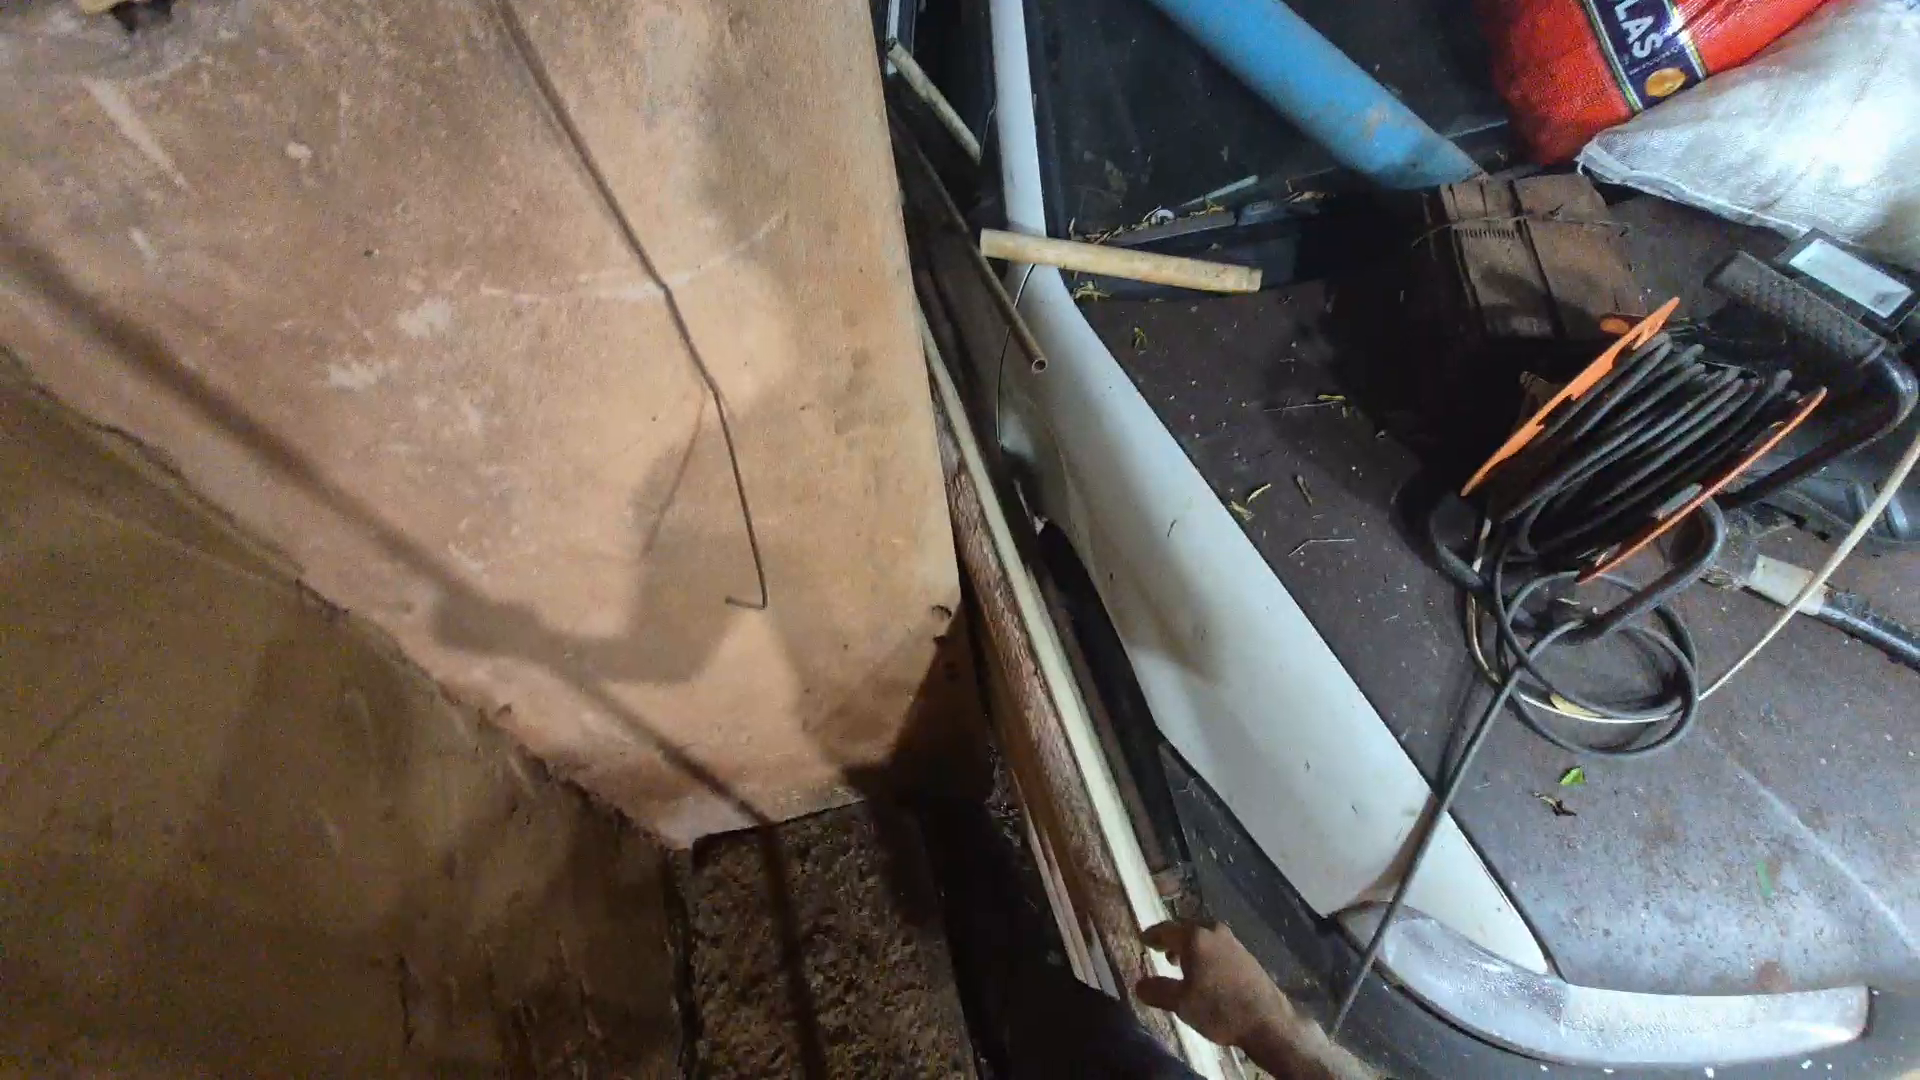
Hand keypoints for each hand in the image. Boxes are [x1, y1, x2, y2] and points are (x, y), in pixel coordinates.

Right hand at [1134, 919, 1292, 1049]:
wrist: (1268, 1022)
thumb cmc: (1220, 1010)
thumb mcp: (1182, 1004)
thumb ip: (1158, 991)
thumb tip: (1139, 985)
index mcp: (1194, 937)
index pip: (1165, 930)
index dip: (1153, 935)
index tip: (1144, 938)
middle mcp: (1212, 930)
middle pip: (1185, 928)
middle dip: (1172, 939)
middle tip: (1161, 950)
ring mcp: (1231, 940)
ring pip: (1202, 935)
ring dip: (1190, 945)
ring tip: (1183, 963)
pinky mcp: (1245, 952)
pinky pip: (1216, 944)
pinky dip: (1205, 951)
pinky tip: (1206, 969)